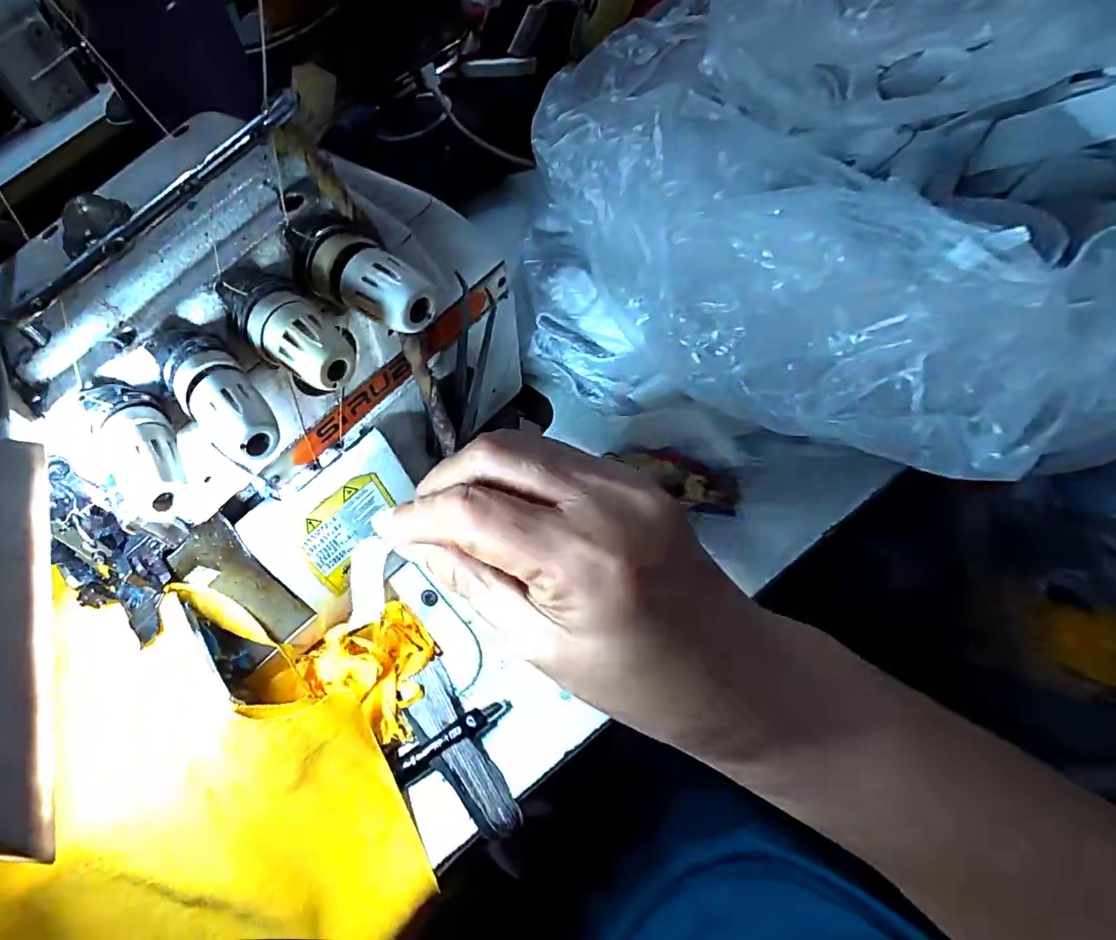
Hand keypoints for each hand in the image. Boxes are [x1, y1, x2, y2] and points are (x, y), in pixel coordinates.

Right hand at [372, 430, 783, 757]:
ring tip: (452, 512)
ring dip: (468, 471)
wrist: (742, 674)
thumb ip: (469, 582)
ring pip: (515, 444)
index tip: (385, 527)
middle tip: (419, 518)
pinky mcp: (630, 475)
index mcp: (581, 561)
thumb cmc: (636, 682)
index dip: (416, 514)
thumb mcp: (536, 647)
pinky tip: (499, 506)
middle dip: (439, 480)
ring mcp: (624, 481)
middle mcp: (604, 503)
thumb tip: (411, 541)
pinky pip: (545, 454)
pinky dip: (505, 472)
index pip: (471, 510)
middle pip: (491, 454)